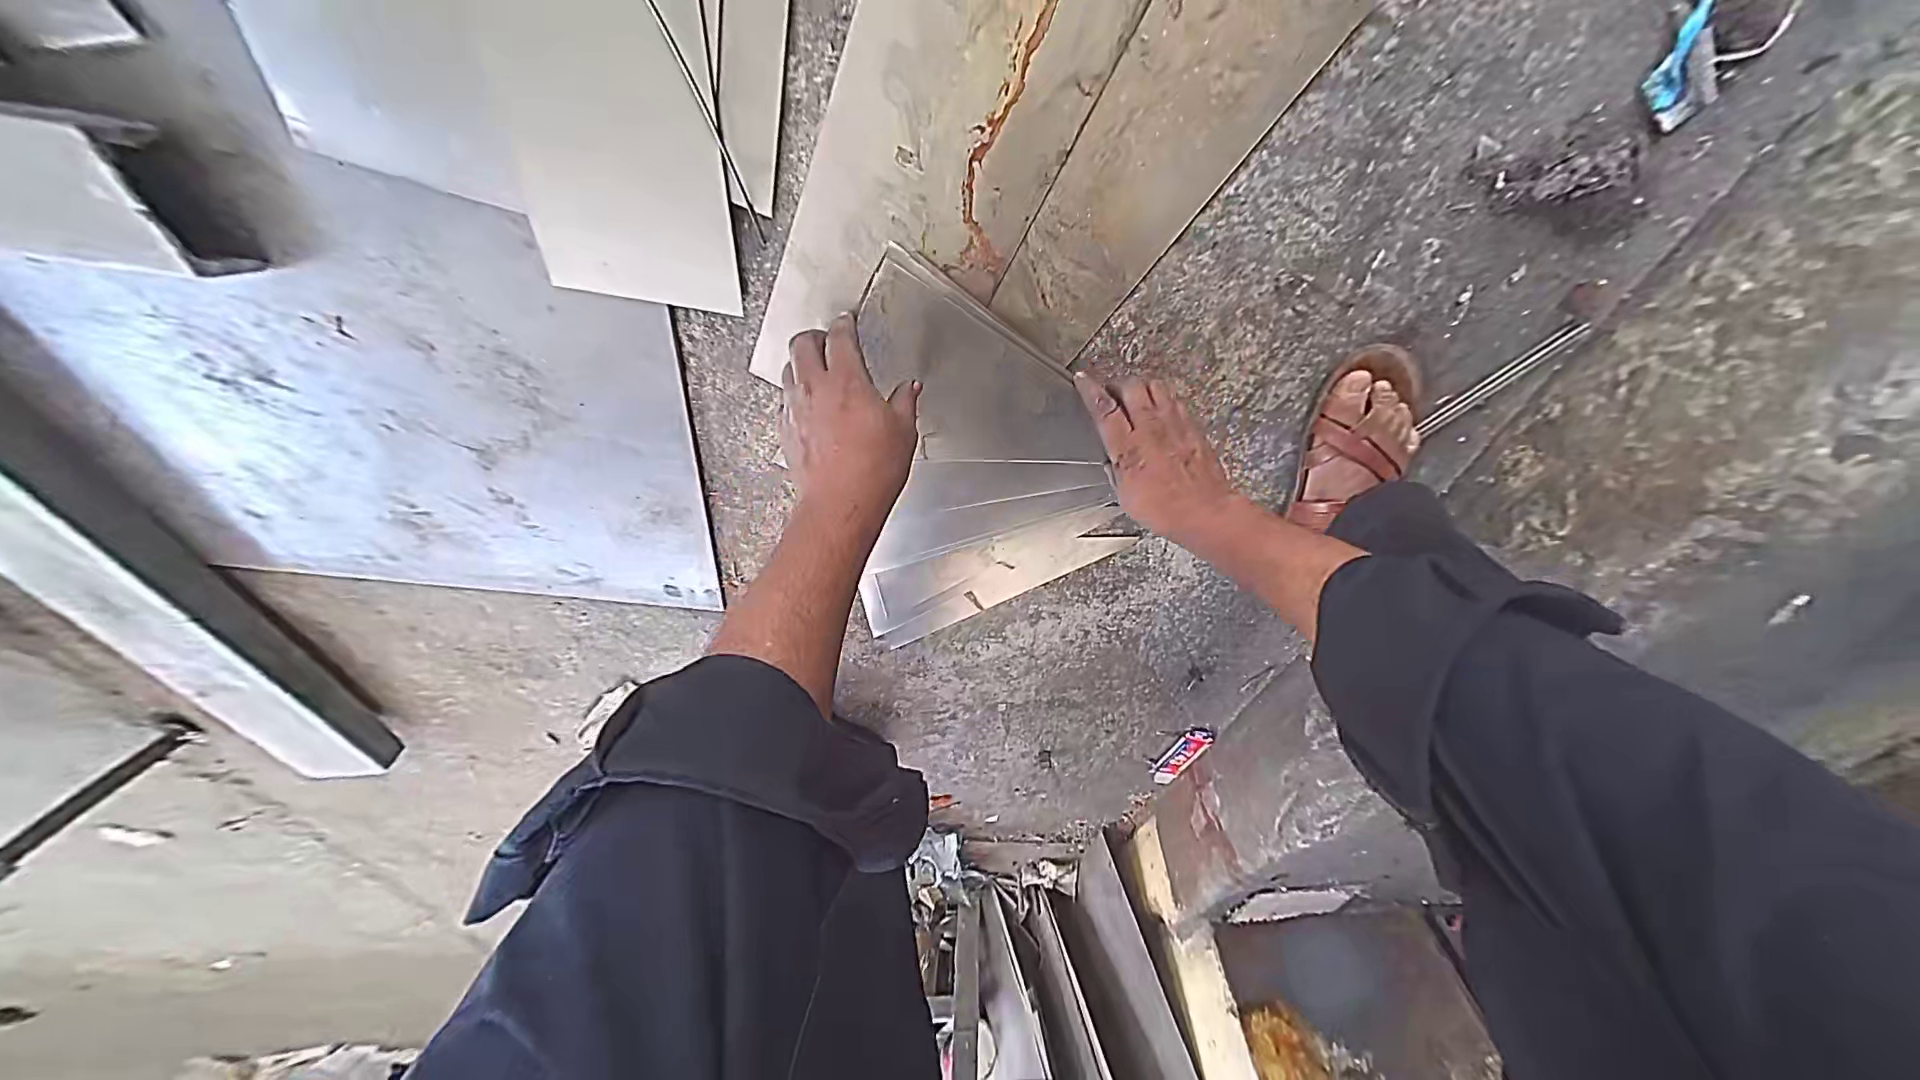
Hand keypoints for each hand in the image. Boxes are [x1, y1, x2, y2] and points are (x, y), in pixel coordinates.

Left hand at [782, 313, 921, 524]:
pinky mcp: (786, 430)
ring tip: (815, 368)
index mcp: (847, 381)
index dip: (844, 324)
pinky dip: (796, 393)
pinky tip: (809, 404)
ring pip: (788, 368)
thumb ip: (904, 402)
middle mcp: (815, 389)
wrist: (841, 504)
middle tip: (826, 340)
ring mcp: (796, 409)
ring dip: (801, 363)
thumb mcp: (903, 431)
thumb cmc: (871, 471)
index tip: (847, 322)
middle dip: (815, 336)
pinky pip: (785, 399)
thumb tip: (909, 389)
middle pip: (802, 343)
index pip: (839, 337)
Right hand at [1074, 373, 1244, 547]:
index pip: (1104, 408)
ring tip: (1134, 396)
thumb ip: (1115, 471)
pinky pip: (1175, 399)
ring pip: (1155, 386)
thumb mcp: (1125, 496)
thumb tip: (1110, 462)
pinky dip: (1163, 398)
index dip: (1090, 390)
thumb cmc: (1166, 509)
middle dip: (1117, 385)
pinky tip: (1160, 408)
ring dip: (1141, 387)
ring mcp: (1174, 424)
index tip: (1083, 380)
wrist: (1205, 511)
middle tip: (1111, 393)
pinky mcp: (1192, 426)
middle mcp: (1151, 430)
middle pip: (1131, 387)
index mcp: (1128, 448)